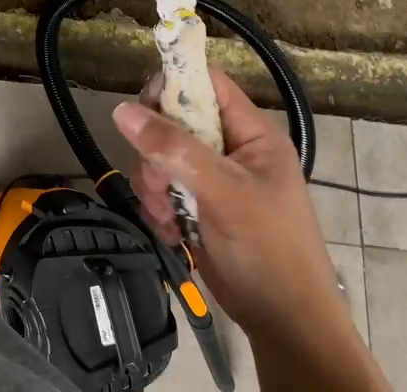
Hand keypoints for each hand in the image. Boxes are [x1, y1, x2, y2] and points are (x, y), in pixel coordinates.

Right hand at [111, 69, 345, 342]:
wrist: (284, 323)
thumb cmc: (270, 251)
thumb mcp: (225, 194)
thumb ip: (176, 150)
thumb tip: (122, 110)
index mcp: (251, 133)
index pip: (205, 82)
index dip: (172, 83)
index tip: (144, 107)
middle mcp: (229, 147)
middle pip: (171, 118)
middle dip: (155, 149)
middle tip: (160, 179)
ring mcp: (211, 176)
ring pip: (158, 154)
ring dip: (153, 183)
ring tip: (168, 214)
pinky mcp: (195, 202)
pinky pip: (158, 185)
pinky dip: (156, 206)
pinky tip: (170, 230)